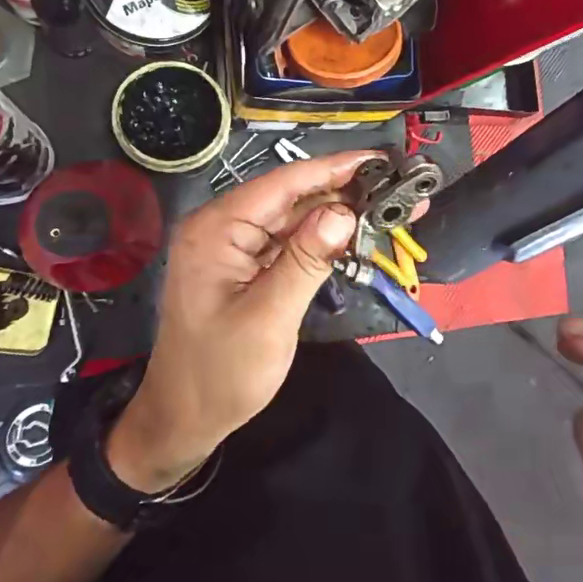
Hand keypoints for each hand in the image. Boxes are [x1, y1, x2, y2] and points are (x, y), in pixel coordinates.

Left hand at [106, 152, 371, 491]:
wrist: (184, 421)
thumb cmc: (220, 374)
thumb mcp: (268, 318)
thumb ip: (306, 262)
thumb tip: (344, 213)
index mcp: (217, 229)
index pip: (284, 183)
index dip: (335, 168)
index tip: (380, 160)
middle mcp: (224, 227)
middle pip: (294, 196)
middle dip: (346, 191)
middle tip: (398, 189)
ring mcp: (236, 246)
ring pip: (297, 216)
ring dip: (341, 213)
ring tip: (389, 207)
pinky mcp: (249, 264)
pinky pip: (292, 240)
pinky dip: (326, 237)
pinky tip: (357, 233)